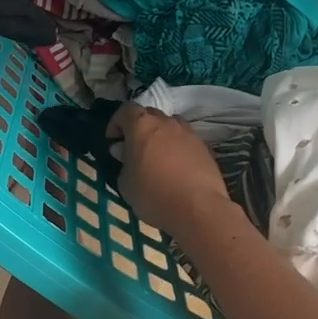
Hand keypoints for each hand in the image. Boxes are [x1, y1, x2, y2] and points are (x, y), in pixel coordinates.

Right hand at [110, 104, 229, 235]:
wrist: (198, 208)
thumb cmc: (153, 194)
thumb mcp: (125, 182)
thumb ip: (123, 161)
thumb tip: (124, 150)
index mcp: (142, 125)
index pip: (126, 110)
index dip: (116, 123)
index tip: (113, 140)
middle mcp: (166, 122)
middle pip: (149, 115)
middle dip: (139, 128)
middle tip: (134, 149)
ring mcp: (188, 133)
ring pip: (170, 126)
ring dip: (160, 136)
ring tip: (157, 157)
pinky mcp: (204, 147)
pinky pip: (185, 141)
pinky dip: (177, 148)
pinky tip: (175, 169)